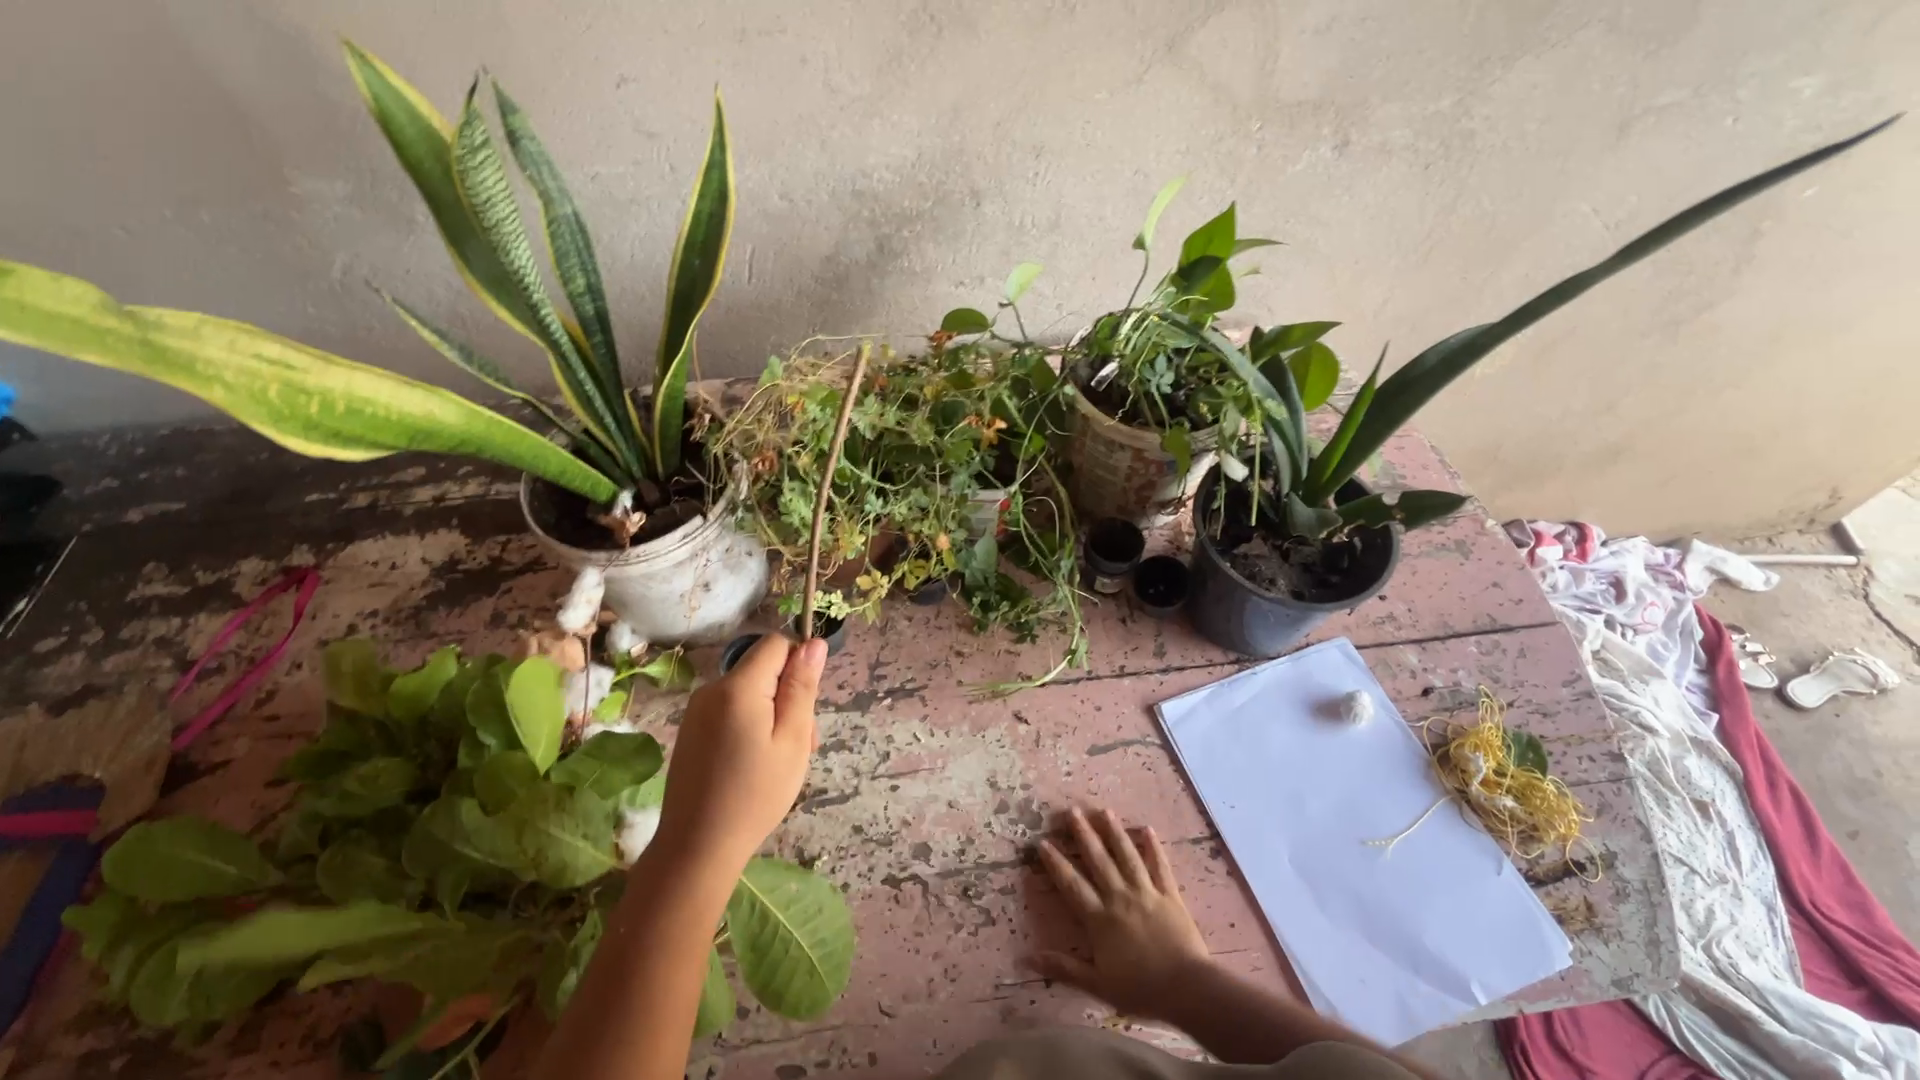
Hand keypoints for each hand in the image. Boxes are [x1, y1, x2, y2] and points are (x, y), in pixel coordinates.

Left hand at [655, 634, 825, 872]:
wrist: (698, 846)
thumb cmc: (756, 794)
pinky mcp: (691, 731)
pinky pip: (730, 711)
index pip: (775, 645)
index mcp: (738, 687)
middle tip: (802, 745)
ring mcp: (697, 711)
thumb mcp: (793, 740)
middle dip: (787, 696)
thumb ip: (802, 688)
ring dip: (771, 715)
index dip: (798, 666)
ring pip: (748, 692)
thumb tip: (813, 643)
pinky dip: (750, 727)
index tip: (807, 706)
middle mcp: (711, 689)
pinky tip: (754, 765)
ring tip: (780, 760)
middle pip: (762, 670)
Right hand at [1030, 807, 1211, 1019]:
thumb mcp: (1097, 984)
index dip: (1056, 864)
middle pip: (1098, 861)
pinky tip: (1147, 829)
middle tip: (1071, 811)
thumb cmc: (1140, 989)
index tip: (1043, 842)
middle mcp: (1120, 898)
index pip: (1072, 885)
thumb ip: (1063, 968)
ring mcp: (1146, 893)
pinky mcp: (1170, 896)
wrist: (1188, 988)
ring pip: (1127, 856)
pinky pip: (1160, 867)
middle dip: (1083, 835)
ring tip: (1104, 810)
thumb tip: (1026, 959)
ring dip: (1114, 832)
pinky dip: (1153, 848)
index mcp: (1099, 919)